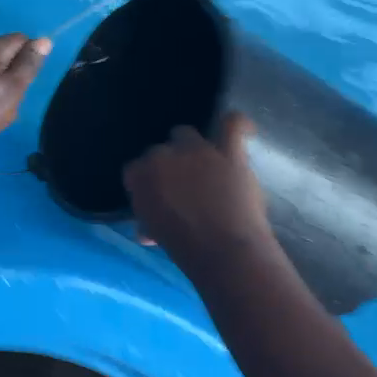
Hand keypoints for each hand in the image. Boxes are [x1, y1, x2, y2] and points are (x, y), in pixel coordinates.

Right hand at [123, 113, 274, 267]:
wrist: (225, 252)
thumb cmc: (184, 248)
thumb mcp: (155, 232)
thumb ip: (148, 221)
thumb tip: (146, 232)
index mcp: (137, 174)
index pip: (137, 167)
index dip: (150, 180)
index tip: (161, 194)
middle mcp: (160, 154)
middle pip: (161, 149)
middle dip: (171, 165)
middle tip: (185, 185)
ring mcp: (195, 151)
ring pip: (186, 133)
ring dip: (192, 147)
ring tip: (206, 163)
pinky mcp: (228, 153)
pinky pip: (232, 125)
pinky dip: (236, 123)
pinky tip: (240, 126)